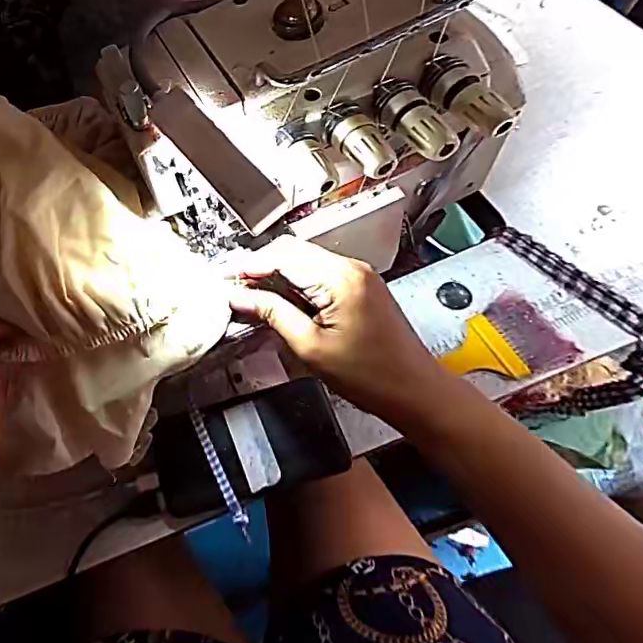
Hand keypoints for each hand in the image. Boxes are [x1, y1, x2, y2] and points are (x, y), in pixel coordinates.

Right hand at [227, 237, 451, 425]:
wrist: (415, 391)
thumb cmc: (373, 375)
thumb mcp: (311, 347)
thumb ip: (273, 314)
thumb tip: (242, 297)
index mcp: (340, 278)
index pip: (282, 256)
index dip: (249, 265)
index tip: (226, 277)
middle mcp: (352, 268)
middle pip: (293, 252)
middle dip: (259, 266)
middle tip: (234, 286)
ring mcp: (358, 276)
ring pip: (305, 261)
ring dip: (276, 274)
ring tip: (252, 295)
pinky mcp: (360, 287)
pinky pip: (320, 273)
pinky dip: (296, 282)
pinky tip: (281, 300)